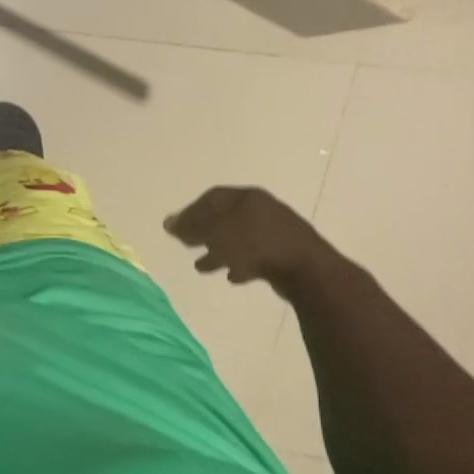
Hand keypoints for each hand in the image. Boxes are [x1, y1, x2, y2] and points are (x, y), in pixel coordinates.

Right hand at [165, 187, 341, 293]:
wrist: (305, 268)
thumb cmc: (255, 245)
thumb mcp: (215, 233)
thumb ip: (191, 227)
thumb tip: (168, 222)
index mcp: (246, 198)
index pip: (210, 198)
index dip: (190, 212)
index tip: (175, 229)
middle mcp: (261, 209)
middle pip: (223, 217)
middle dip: (202, 232)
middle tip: (186, 244)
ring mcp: (274, 230)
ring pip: (237, 237)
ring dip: (217, 251)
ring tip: (202, 267)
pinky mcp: (283, 250)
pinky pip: (254, 253)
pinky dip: (239, 262)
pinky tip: (231, 275)